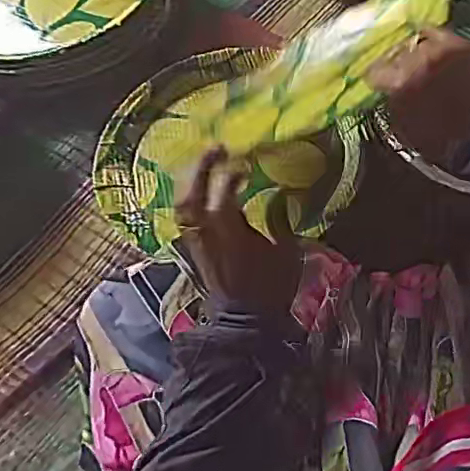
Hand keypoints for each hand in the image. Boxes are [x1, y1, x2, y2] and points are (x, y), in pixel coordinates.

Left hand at [175, 150, 300, 316]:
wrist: (246, 322)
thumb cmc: (271, 287)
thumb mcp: (286, 252)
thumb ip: (279, 220)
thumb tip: (279, 194)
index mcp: (231, 233)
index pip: (223, 194)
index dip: (232, 173)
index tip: (246, 161)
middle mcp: (206, 234)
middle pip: (191, 195)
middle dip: (201, 168)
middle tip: (217, 148)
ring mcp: (196, 242)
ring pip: (182, 206)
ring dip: (191, 182)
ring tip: (207, 166)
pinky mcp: (193, 250)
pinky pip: (185, 217)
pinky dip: (191, 199)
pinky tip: (203, 193)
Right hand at [368, 27, 469, 166]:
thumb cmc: (439, 140)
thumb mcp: (402, 125)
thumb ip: (391, 99)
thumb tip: (387, 88)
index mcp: (398, 82)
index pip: (374, 71)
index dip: (376, 78)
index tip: (379, 83)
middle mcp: (415, 60)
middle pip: (394, 53)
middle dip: (395, 65)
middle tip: (400, 74)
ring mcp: (438, 49)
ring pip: (414, 42)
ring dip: (414, 53)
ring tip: (419, 63)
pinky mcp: (458, 45)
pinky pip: (435, 33)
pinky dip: (431, 39)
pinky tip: (430, 48)